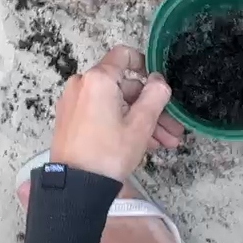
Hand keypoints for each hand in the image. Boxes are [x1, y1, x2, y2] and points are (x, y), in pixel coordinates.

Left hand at [49, 46, 182, 181]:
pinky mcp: (71, 120)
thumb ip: (155, 95)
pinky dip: (121, 124)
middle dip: (151, 107)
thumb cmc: (108, 154)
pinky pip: (101, 114)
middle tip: (171, 128)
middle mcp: (82, 85)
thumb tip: (159, 80)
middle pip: (124, 87)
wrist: (76, 187)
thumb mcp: (140, 124)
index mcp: (98, 79)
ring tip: (163, 143)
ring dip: (140, 120)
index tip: (158, 81)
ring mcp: (74, 103)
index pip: (124, 55)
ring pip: (116, 104)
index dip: (145, 65)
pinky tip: (144, 144)